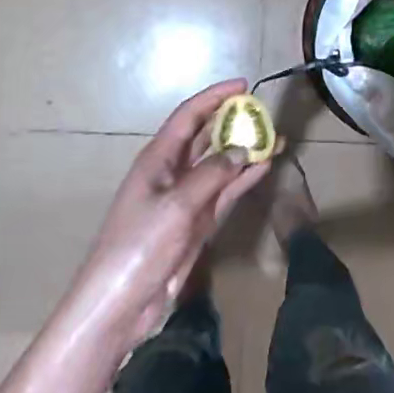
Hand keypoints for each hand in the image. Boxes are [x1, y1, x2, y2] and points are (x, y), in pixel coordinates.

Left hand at [72, 79, 272, 347]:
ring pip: (220, 164)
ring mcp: (185, 199)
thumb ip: (213, 174)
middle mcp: (172, 172)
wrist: (118, 308)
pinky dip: (244, 179)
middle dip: (233, 122)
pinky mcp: (196, 223)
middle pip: (205, 137)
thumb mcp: (176, 206)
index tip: (243, 84)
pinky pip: (225, 191)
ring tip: (275, 137)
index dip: (214, 97)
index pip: (188, 116)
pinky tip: (265, 167)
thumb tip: (243, 150)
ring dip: (244, 150)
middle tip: (264, 112)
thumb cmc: (138, 247)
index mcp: (157, 160)